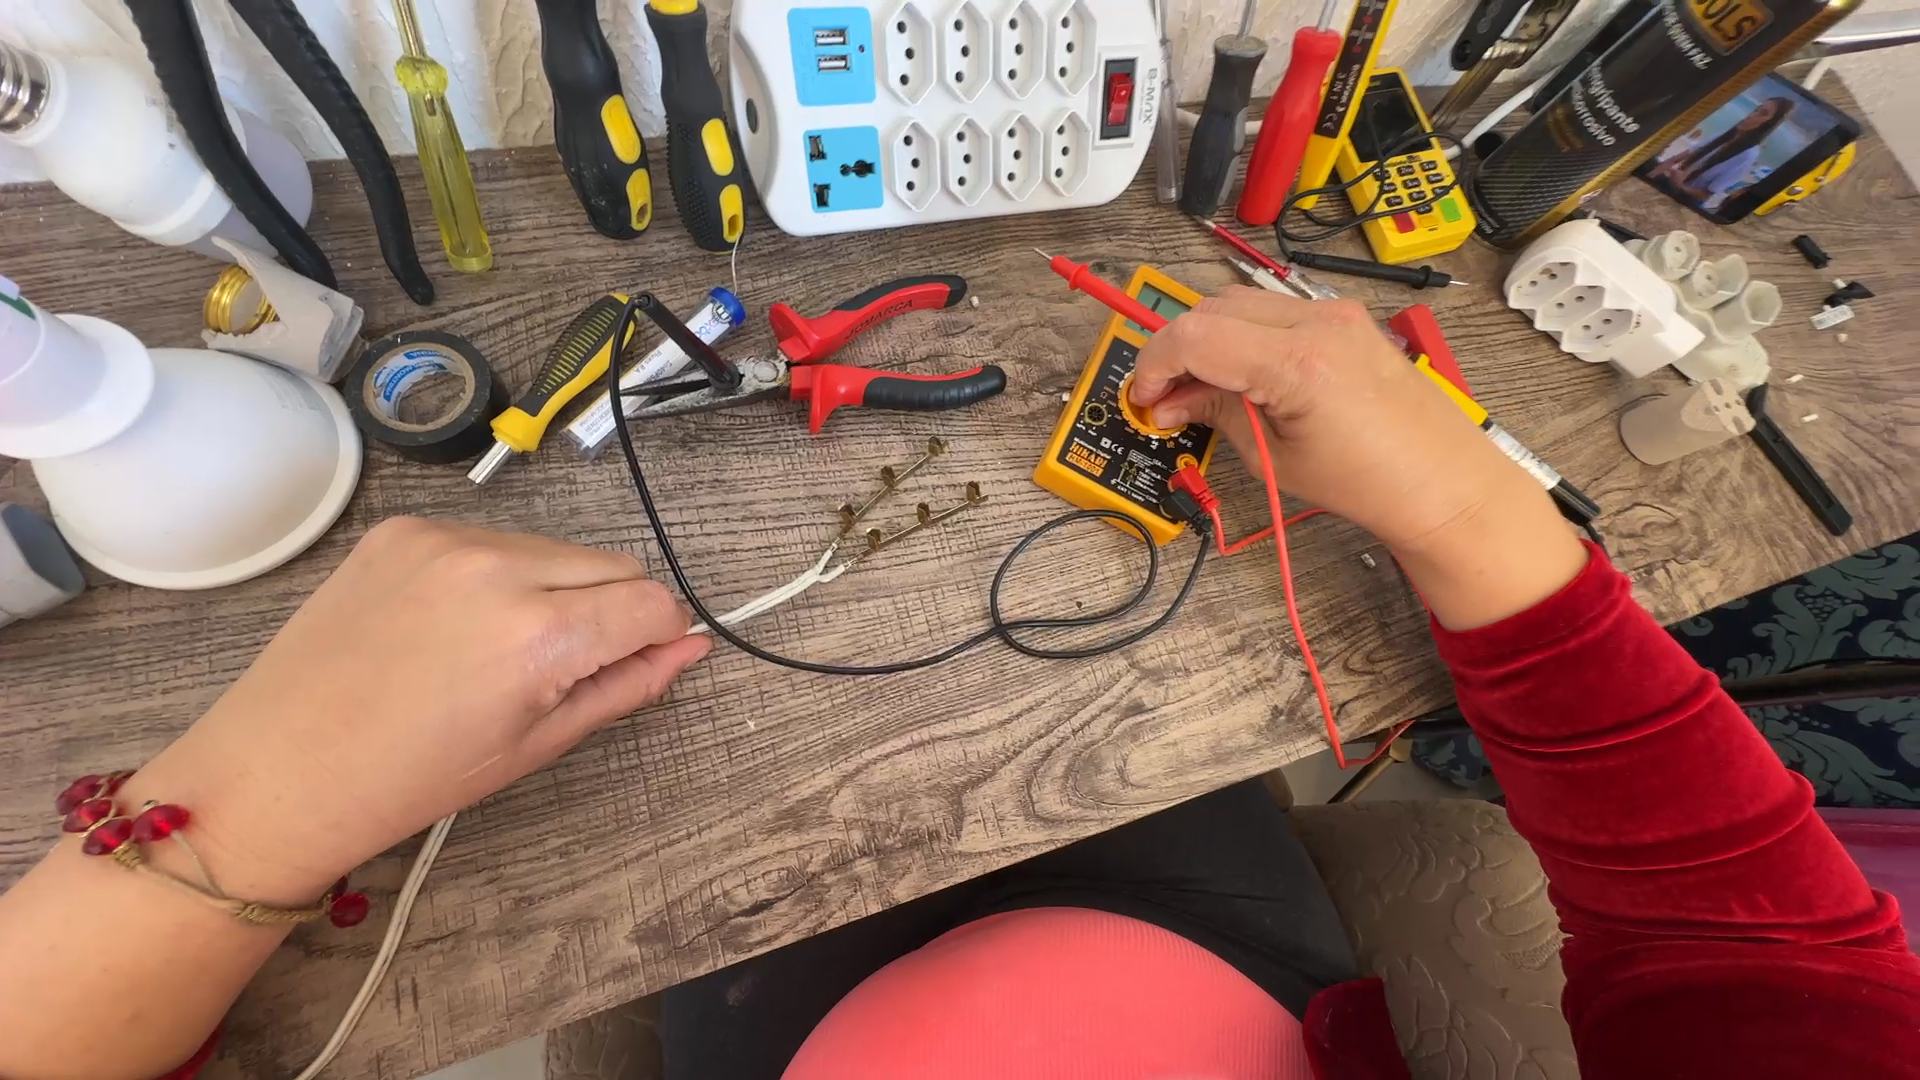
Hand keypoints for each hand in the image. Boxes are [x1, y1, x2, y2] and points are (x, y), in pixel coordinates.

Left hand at [122, 518, 709, 903]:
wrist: (272, 774)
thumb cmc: (419, 777)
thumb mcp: (542, 742)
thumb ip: (632, 684)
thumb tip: (694, 647)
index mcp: (538, 635)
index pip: (654, 603)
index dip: (663, 633)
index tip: (643, 658)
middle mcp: (500, 567)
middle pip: (619, 565)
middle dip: (618, 609)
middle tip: (570, 661)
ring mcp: (448, 538)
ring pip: (564, 549)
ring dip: (566, 588)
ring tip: (509, 641)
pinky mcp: (409, 527)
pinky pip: (504, 539)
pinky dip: (510, 573)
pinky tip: (464, 618)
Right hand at [1130, 288, 1583, 627]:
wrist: (1441, 480)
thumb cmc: (1367, 480)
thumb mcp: (1271, 456)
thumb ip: (1215, 413)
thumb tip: (1169, 402)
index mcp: (1297, 362)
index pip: (1194, 335)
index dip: (1154, 364)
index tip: (1143, 396)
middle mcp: (1317, 322)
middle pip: (1209, 308)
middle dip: (1172, 349)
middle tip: (1162, 396)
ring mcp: (1333, 314)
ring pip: (1235, 302)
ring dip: (1202, 340)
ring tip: (1195, 390)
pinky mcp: (1341, 319)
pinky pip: (1268, 312)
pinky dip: (1235, 336)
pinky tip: (1233, 375)